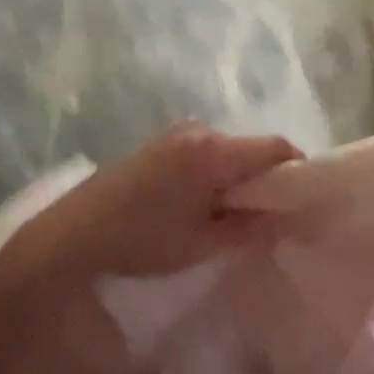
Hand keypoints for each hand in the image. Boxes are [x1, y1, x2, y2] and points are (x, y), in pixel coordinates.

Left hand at [0, 122, 303, 286]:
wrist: (71, 236)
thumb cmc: (141, 240)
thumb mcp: (203, 243)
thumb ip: (251, 228)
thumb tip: (289, 219)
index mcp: (214, 150)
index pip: (277, 148)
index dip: (297, 173)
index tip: (303, 205)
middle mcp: (198, 131)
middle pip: (251, 149)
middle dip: (265, 181)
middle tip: (268, 220)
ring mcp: (175, 135)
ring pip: (227, 153)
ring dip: (237, 180)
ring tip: (231, 220)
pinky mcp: (158, 145)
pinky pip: (203, 154)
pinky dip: (214, 176)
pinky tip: (200, 209)